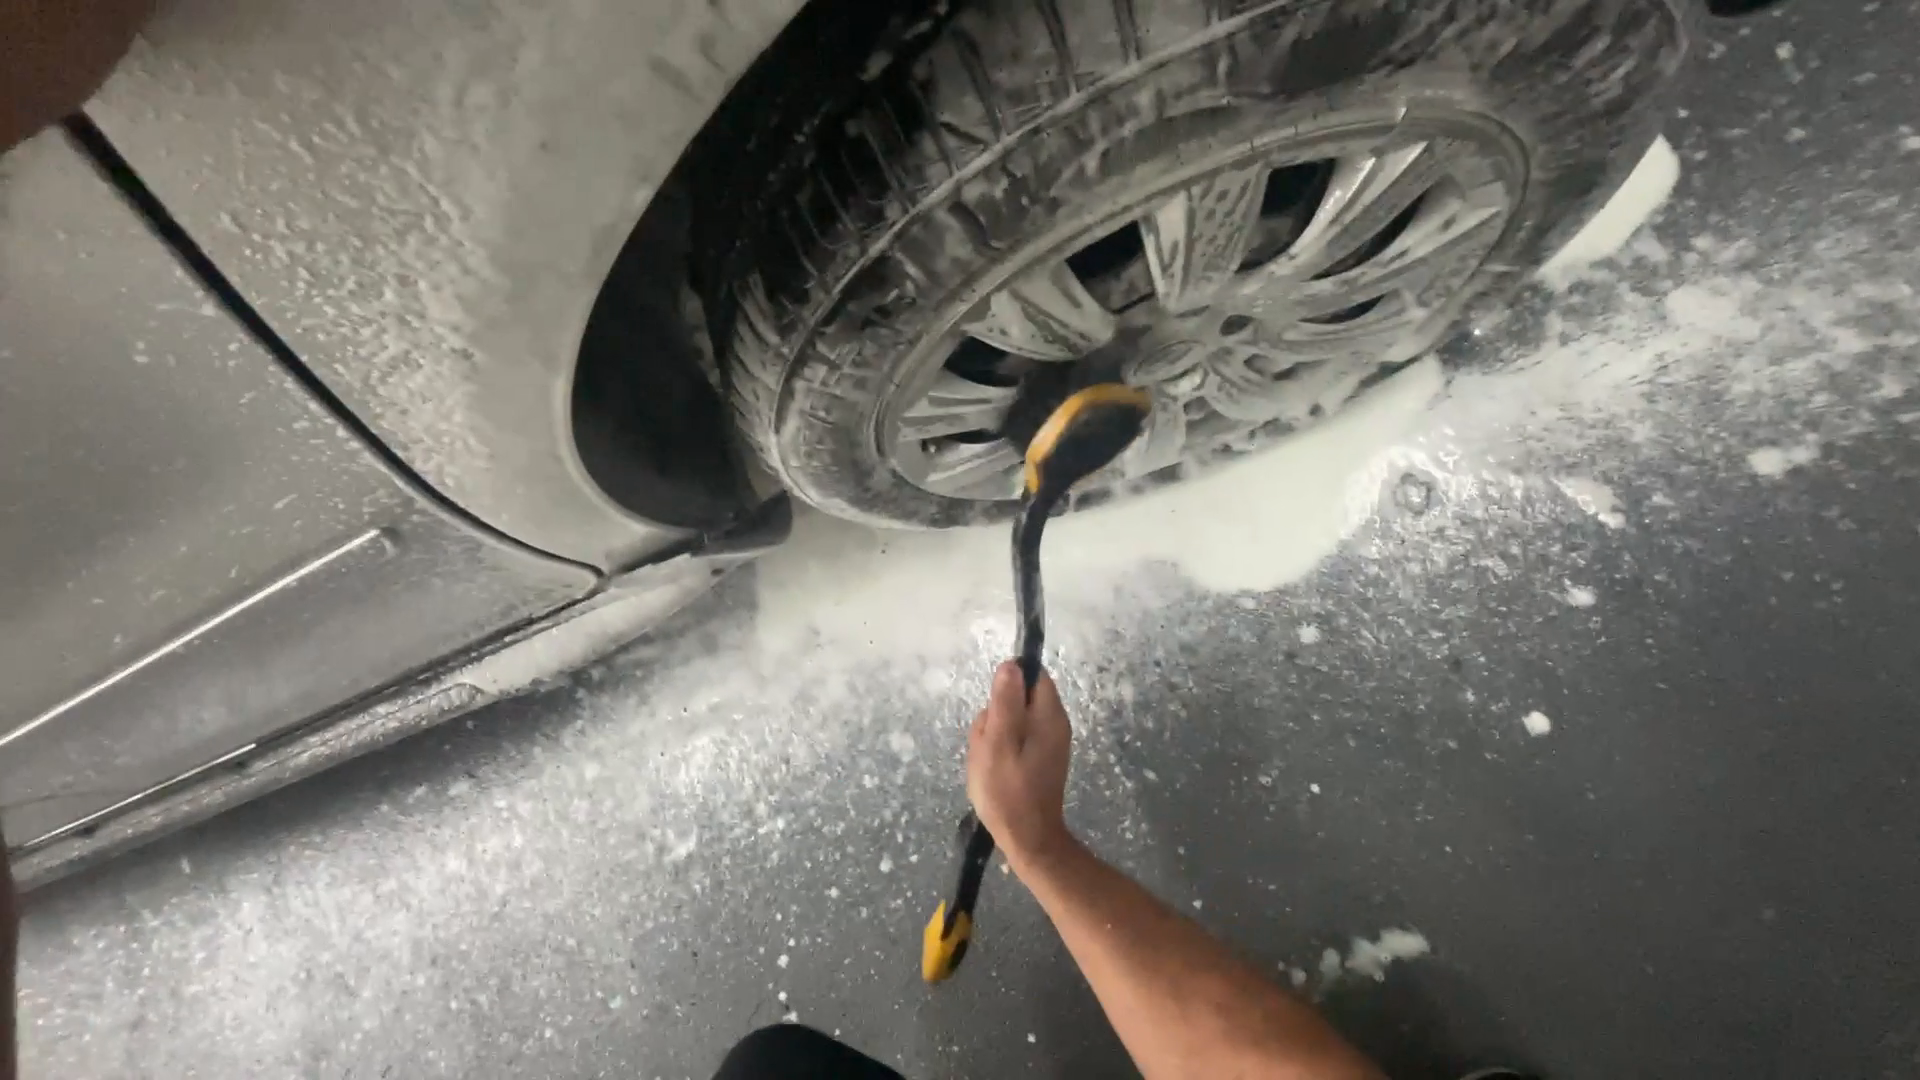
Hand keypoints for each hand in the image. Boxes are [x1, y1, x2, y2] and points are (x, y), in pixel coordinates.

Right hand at [967, 660, 1075, 873]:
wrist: (1028, 840)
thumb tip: (1011, 665)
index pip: (1034, 676)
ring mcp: (1049, 743)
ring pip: (1013, 720)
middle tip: (987, 742)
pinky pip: (1015, 740)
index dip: (1009, 683)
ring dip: (994, 734)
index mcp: (1049, 715)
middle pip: (1020, 697)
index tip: (993, 708)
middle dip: (996, 713)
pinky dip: (1000, 750)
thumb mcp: (998, 742)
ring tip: (988, 759)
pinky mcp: (1040, 759)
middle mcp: (1055, 724)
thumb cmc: (1008, 791)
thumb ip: (1005, 702)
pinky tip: (993, 770)